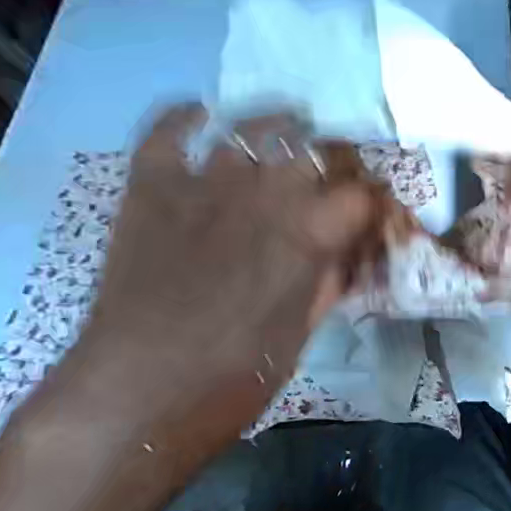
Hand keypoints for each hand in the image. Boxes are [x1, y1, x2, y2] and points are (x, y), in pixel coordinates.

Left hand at [34, 105, 376, 463]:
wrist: (136, 394)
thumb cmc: (231, 381)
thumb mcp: (299, 335)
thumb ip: (327, 284)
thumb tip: (348, 256)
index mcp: (309, 233)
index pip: (362, 194)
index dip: (374, 201)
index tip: (373, 212)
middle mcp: (264, 192)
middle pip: (314, 147)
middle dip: (334, 159)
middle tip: (331, 178)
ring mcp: (203, 181)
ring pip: (253, 127)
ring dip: (278, 128)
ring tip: (285, 135)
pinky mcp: (151, 185)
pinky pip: (169, 129)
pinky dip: (187, 117)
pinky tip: (201, 117)